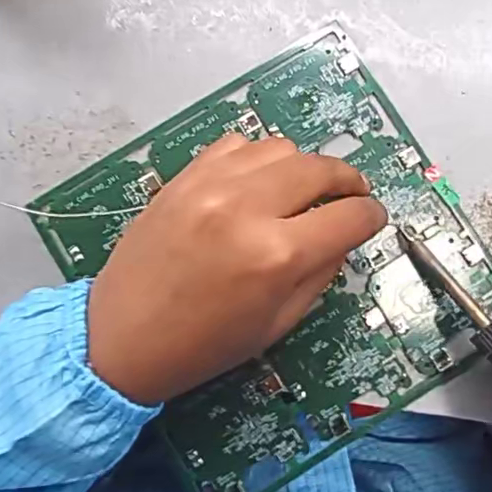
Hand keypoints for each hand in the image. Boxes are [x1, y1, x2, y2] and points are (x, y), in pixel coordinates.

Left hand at [88, 133, 387, 403]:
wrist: (121, 335)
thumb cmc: (202, 345)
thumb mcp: (277, 324)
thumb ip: (320, 273)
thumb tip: (342, 234)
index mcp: (276, 255)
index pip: (349, 216)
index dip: (370, 217)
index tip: (370, 218)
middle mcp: (246, 208)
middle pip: (319, 169)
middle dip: (346, 182)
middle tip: (348, 196)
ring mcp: (210, 185)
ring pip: (279, 148)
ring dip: (300, 168)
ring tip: (297, 192)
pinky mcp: (183, 177)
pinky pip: (235, 146)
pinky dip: (255, 159)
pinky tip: (252, 184)